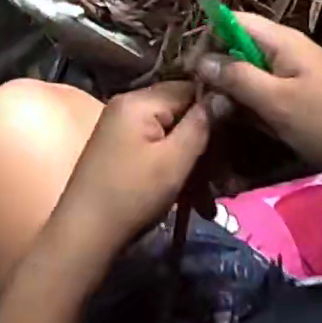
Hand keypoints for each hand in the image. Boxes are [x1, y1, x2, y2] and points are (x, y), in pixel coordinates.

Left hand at [46, 82, 212, 262]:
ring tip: (207, 198)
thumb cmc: (132, 194)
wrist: (84, 235)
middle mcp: (128, 104)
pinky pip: (155, 147)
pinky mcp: (119, 147)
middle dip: (203, 144)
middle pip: (179, 112)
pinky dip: (172, 168)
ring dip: (191, 162)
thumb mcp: (174, 161)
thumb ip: (200, 124)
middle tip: (224, 178)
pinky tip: (189, 199)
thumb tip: (222, 95)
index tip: (237, 135)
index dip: (215, 109)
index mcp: (139, 100)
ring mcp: (121, 126)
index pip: (189, 88)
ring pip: (170, 134)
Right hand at [193, 13, 321, 180]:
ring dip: (235, 89)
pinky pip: (265, 87)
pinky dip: (253, 102)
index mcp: (281, 40)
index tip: (193, 69)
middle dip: (220, 68)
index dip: (209, 38)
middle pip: (239, 44)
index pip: (233, 19)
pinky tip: (249, 122)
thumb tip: (201, 60)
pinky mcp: (298, 90)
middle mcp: (286, 47)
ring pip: (250, 69)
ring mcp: (293, 69)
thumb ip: (236, 77)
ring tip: (223, 113)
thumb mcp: (275, 102)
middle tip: (205, 98)